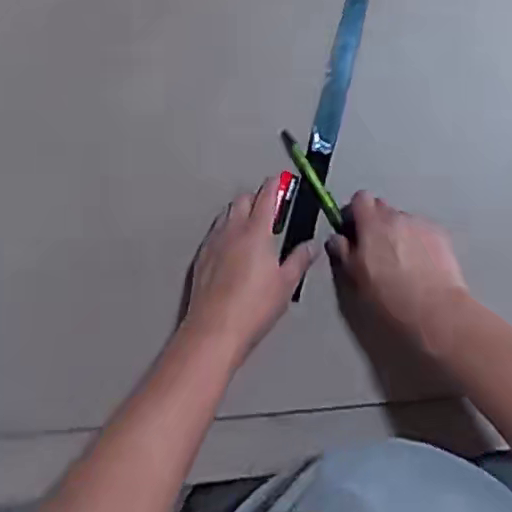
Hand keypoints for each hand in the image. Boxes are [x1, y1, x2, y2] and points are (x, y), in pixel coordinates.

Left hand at [182, 179, 317, 354]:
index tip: (281, 179)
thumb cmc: (255, 306)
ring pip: (226, 214)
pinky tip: (231, 246)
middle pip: (242, 200)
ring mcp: (213, 243)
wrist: (213, 332)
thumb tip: (311, 245)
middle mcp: (233, 230)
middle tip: (269, 207)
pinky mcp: (200, 259)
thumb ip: (300, 259)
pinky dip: (225, 229)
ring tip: (250, 225)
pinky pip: (214, 232)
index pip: (266, 197)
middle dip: (256, 197)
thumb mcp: (286, 283)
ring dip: (239, 212)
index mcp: (257, 230)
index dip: (275, 185)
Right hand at [325, 192, 471, 349]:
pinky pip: (422, 231)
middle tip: (374, 252)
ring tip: (401, 264)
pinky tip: (420, 266)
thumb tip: (337, 239)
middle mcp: (398, 217)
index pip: (360, 198)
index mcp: (373, 224)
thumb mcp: (354, 281)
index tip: (353, 232)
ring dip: (398, 234)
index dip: (355, 213)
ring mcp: (421, 224)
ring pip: (403, 221)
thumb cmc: (389, 300)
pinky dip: (418, 241)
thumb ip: (342, 253)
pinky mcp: (441, 235)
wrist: (435, 313)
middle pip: (382, 208)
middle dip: (376, 224)